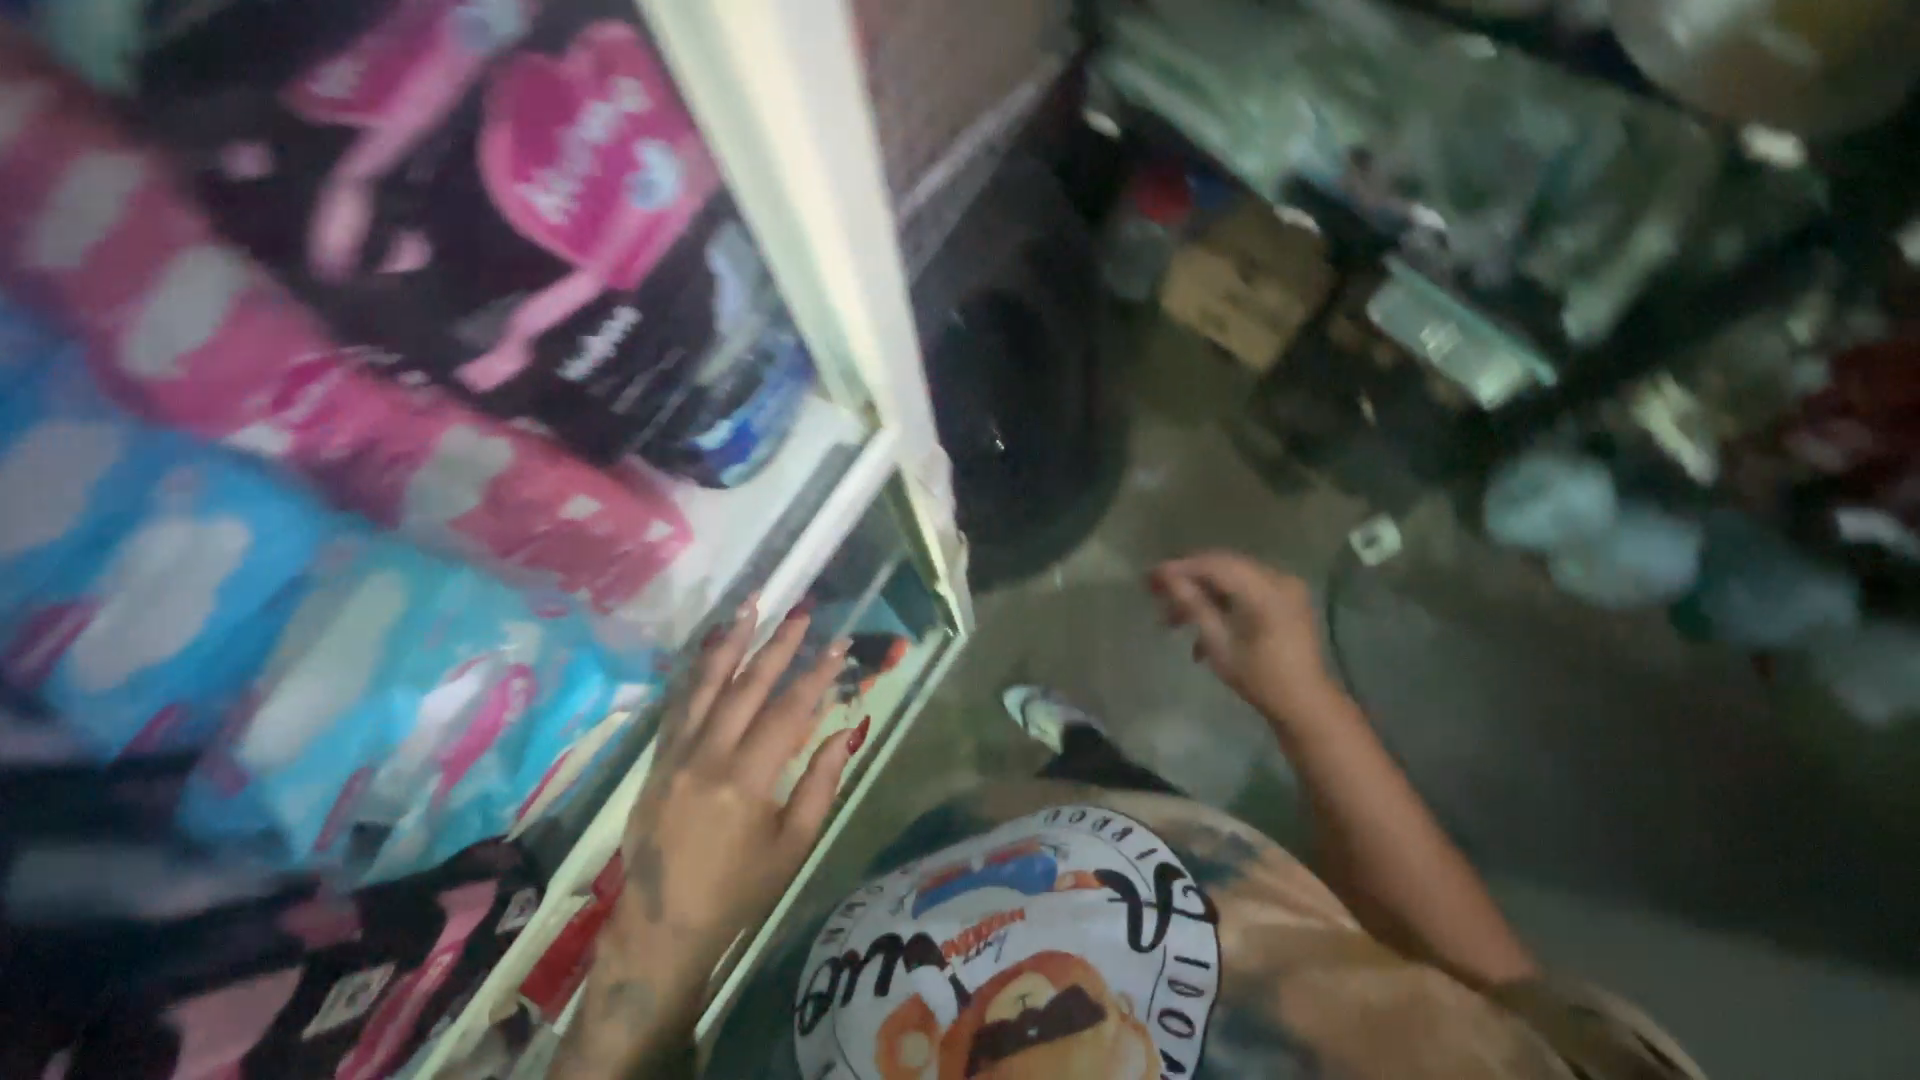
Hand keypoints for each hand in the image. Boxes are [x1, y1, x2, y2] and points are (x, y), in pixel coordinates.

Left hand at [617, 598, 862, 969]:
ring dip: (731, 643)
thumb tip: (843, 731)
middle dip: (777, 645)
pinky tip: (713, 650)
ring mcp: (675, 755)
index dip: (816, 675)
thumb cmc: (739, 891)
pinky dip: (698, 673)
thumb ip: (820, 784)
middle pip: (747, 687)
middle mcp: (706, 756)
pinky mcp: (657, 760)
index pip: (788, 711)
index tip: (838, 644)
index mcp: (746, 781)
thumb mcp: (792, 845)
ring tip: (751, 606)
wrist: (663, 924)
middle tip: (800, 612)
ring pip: (705, 685)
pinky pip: (679, 705)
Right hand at [1150, 551, 1341, 727]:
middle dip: (1187, 580)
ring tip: (1172, 619)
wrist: (1305, 704)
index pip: (1215, 565)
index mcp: (1266, 591)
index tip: (1150, 577)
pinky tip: (1202, 629)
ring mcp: (1285, 588)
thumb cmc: (1260, 679)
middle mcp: (1279, 580)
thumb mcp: (1220, 644)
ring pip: (1232, 578)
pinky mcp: (1285, 599)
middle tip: (1155, 592)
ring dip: (1202, 594)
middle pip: (1223, 567)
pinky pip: (1246, 589)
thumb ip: (1194, 606)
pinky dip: (1222, 602)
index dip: (1180, 568)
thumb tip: (1167, 579)